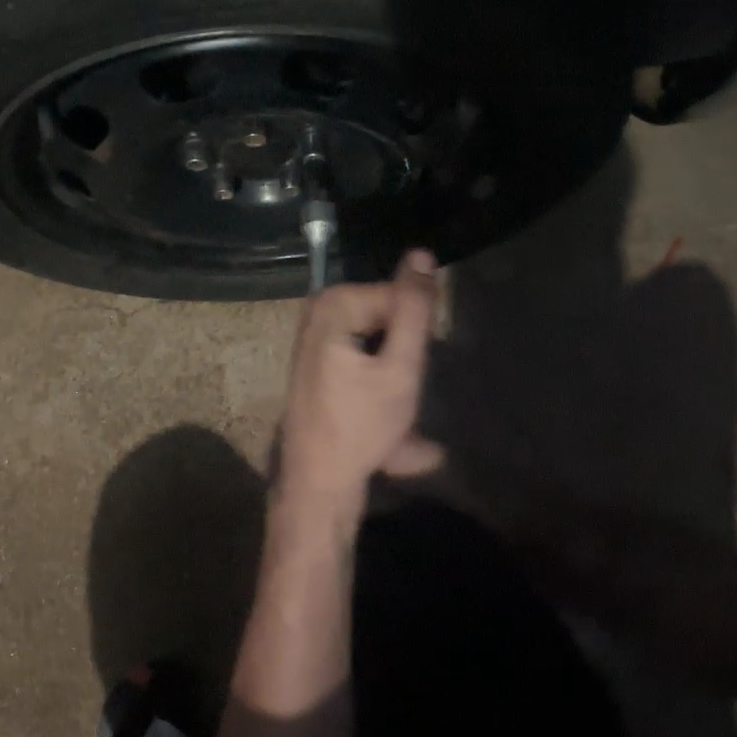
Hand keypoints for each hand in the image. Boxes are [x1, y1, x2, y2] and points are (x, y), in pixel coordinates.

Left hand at [278, 249, 444, 514]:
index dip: (414, 336)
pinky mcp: (319, 368)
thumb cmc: (359, 425)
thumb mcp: (399, 368)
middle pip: (387, 321)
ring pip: (378, 348)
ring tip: (398, 424)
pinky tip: (395, 441)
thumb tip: (421, 253)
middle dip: (404, 360)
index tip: (411, 373)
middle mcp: (317, 315)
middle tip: (405, 394)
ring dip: (395, 385)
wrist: (317, 484)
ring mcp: (315, 342)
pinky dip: (379, 396)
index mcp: (332, 305)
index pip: (397, 297)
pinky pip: (364, 367)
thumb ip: (414, 310)